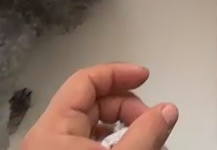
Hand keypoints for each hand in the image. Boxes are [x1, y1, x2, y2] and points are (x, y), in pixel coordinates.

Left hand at [22, 63, 178, 149]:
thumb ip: (146, 132)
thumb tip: (169, 109)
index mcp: (52, 128)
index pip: (86, 80)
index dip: (118, 73)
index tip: (146, 76)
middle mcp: (47, 137)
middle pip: (93, 102)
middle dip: (127, 106)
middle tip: (152, 122)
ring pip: (92, 126)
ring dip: (124, 127)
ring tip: (147, 140)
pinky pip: (87, 145)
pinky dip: (112, 144)